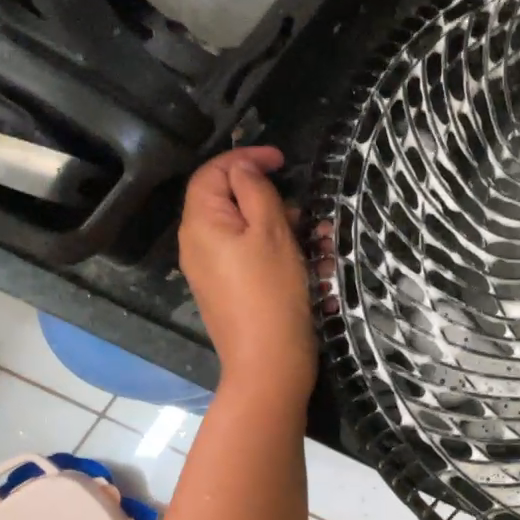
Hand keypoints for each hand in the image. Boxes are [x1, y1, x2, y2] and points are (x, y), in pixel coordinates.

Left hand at [178, 147, 316, 399]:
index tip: (283, 158)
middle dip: (273, 199)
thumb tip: (245, 167)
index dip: (246, 158)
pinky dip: (282, 252)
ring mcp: (214, 268)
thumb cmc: (272, 292)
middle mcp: (199, 243)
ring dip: (286, 228)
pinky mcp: (232, 289)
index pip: (214, 173)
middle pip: (231, 202)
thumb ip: (256, 192)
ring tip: (321, 242)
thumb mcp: (270, 232)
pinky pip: (255, 257)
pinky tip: (313, 266)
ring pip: (249, 231)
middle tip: (310, 211)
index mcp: (202, 223)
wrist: (269, 360)